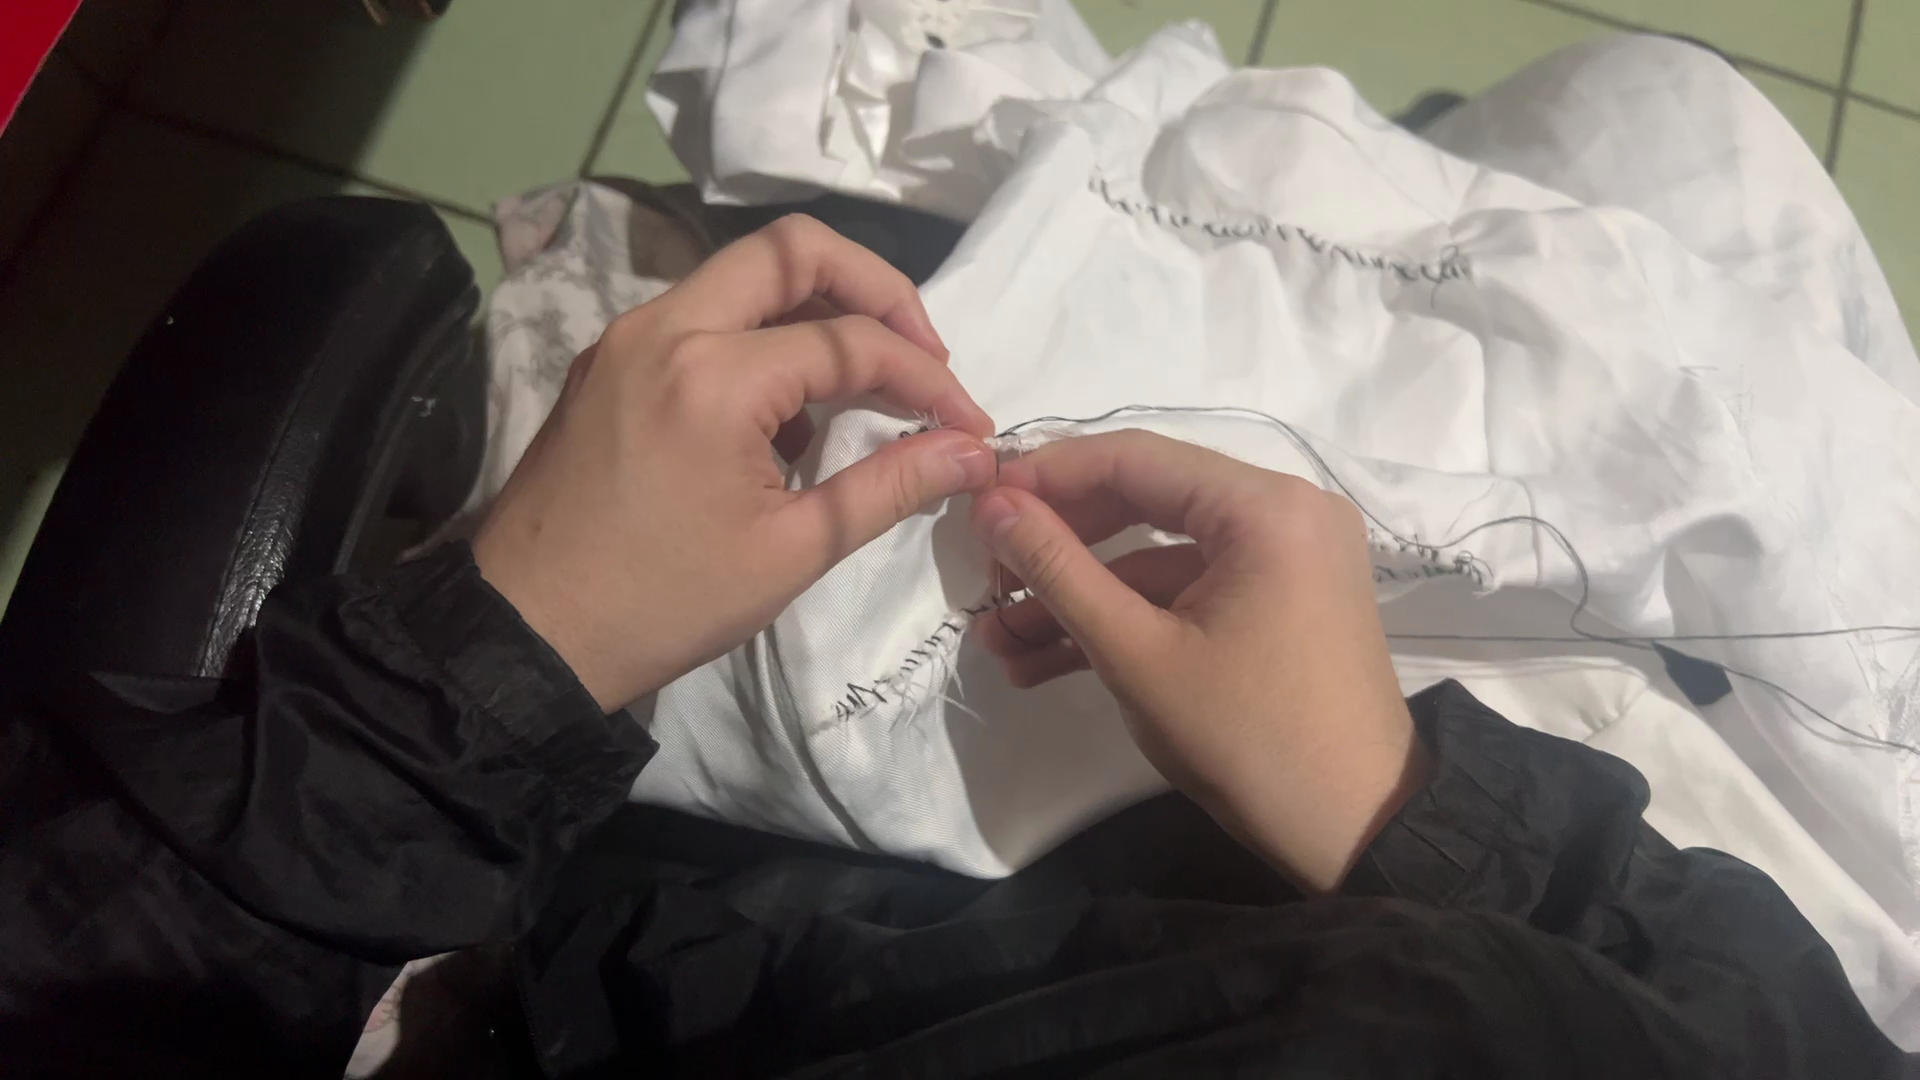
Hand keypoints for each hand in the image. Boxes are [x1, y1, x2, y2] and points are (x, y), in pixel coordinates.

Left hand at [474, 215, 997, 709]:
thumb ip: (891, 486)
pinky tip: (784, 411)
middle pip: (793, 249)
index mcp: (714, 375)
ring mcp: (628, 337)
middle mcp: (665, 326)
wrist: (527, 635)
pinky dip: (765, 339)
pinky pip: (705, 316)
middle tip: (923, 353)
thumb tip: (973, 452)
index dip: (928, 380)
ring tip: (864, 384)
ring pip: (745, 275)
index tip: (969, 424)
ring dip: (819, 310)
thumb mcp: (794, 550)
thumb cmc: (666, 602)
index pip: (853, 342)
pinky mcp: (610, 361)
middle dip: (878, 290)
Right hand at [969, 430, 1425, 891]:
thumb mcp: (1135, 653)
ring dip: (1077, 593)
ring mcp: (1279, 558)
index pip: (1133, 458)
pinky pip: (1181, 589)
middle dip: (1057, 542)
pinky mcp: (1269, 599)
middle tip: (989, 572)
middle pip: (1141, 499)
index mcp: (1264, 507)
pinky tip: (1044, 661)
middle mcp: (1281, 511)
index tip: (980, 503)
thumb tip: (990, 505)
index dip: (1046, 475)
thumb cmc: (1247, 740)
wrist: (1354, 838)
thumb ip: (1057, 569)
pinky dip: (1122, 617)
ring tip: (998, 638)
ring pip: (1152, 554)